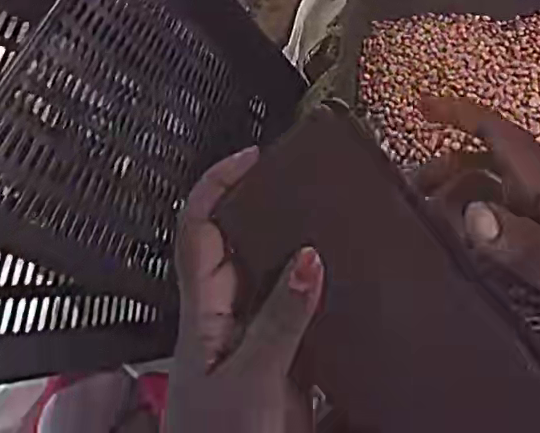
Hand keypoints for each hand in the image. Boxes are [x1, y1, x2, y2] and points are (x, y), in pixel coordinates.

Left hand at [166, 148, 325, 432]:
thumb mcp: (249, 382)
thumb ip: (281, 320)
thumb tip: (309, 257)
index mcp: (203, 308)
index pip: (198, 227)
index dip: (216, 184)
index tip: (250, 157)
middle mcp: (226, 309)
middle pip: (238, 236)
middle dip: (264, 200)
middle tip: (300, 176)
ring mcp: (252, 329)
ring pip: (271, 267)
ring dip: (295, 239)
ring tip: (327, 213)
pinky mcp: (279, 353)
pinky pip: (298, 303)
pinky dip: (318, 283)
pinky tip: (342, 275)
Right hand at [413, 98, 539, 397]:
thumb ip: (517, 243)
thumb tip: (465, 212)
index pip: (499, 134)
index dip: (460, 114)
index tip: (422, 104)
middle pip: (492, 166)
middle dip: (450, 168)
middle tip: (413, 191)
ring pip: (502, 200)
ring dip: (465, 203)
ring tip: (432, 226)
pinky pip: (515, 233)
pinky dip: (486, 235)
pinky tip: (473, 259)